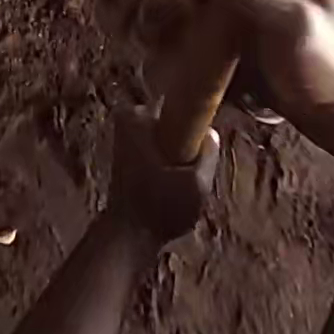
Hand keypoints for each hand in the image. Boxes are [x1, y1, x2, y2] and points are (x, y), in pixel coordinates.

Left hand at [105, 105, 219, 243]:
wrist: (128, 235)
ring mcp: (122, 133)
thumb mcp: (197, 185)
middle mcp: (126, 118)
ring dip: (173, 147)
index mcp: (138, 117)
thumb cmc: (160, 208)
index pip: (175, 99)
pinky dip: (163, 156)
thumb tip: (211, 132)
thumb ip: (208, 155)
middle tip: (191, 162)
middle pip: (168, 115)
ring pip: (162, 129)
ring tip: (180, 176)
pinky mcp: (123, 150)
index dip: (192, 114)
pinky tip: (169, 180)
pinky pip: (153, 142)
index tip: (202, 133)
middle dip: (182, 133)